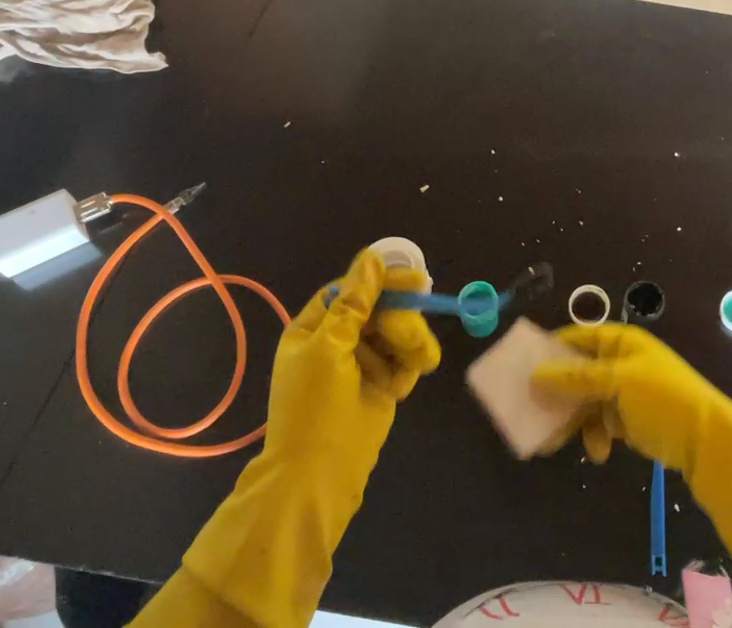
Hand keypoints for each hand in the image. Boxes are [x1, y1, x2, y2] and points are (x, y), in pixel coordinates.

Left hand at [138, 250, 439, 627]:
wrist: (319, 475)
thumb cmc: (314, 408)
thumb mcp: (329, 348)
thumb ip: (354, 302)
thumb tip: (370, 257)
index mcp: (315, 327)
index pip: (353, 289)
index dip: (383, 283)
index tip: (416, 282)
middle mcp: (339, 340)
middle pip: (382, 308)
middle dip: (401, 320)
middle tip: (410, 339)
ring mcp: (363, 362)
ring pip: (400, 331)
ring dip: (412, 342)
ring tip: (417, 363)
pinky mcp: (385, 382)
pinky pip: (408, 358)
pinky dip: (413, 364)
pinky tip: (407, 381)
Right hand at [530, 322, 731, 472]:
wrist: (707, 441)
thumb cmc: (664, 399)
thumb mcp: (619, 383)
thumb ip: (577, 379)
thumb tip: (535, 374)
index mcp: (622, 342)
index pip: (579, 338)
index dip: (551, 350)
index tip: (523, 367)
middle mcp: (621, 362)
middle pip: (577, 373)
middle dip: (556, 394)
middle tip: (530, 411)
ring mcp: (625, 392)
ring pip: (584, 402)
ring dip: (572, 422)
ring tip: (554, 444)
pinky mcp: (628, 420)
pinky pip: (599, 423)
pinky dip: (595, 437)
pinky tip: (599, 453)